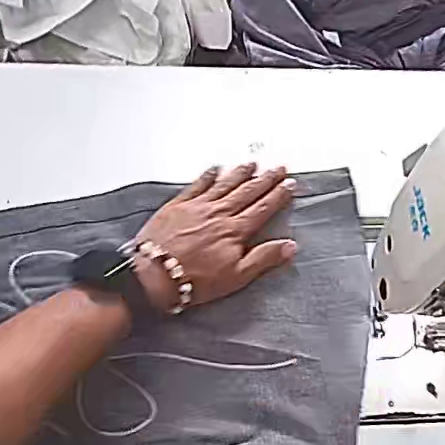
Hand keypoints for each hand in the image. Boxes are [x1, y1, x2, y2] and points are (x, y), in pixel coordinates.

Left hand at [131, 164, 298, 313]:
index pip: (263, 208)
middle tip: (278, 168)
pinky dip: (209, 175)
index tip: (289, 185)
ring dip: (240, 173)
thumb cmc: (195, 280)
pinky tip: (215, 169)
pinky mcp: (177, 206)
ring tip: (253, 164)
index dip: (278, 195)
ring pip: (225, 184)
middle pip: (248, 191)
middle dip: (265, 179)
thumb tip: (289, 246)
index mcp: (235, 231)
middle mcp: (219, 213)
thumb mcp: (236, 277)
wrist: (155, 275)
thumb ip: (263, 258)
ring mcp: (198, 206)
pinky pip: (197, 185)